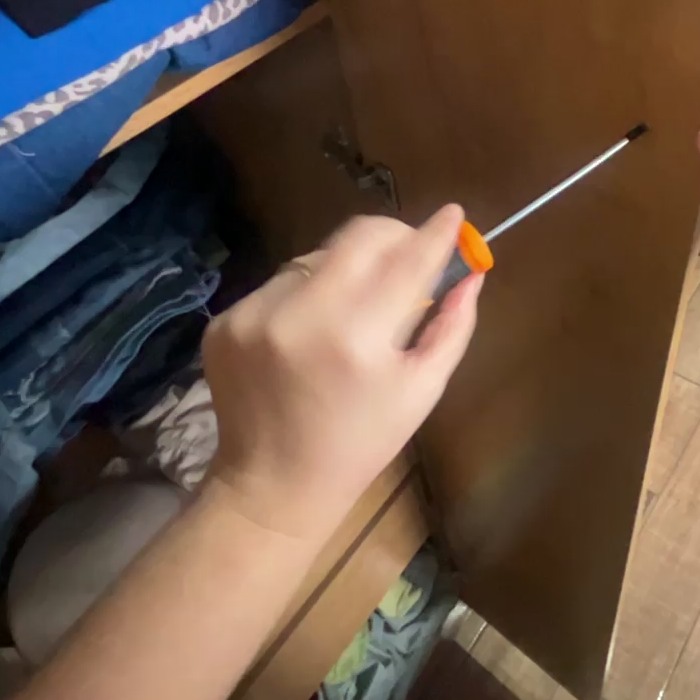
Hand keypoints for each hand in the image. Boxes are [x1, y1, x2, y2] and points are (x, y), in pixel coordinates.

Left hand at [201, 206, 481, 539]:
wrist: (271, 486)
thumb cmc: (362, 441)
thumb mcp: (423, 389)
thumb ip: (453, 325)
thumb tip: (473, 273)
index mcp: (358, 338)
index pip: (408, 261)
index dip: (436, 234)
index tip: (453, 213)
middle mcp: (302, 314)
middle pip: (360, 235)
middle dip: (394, 235)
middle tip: (410, 252)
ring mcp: (255, 313)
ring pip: (320, 256)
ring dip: (349, 267)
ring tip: (356, 308)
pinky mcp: (226, 319)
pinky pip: (283, 281)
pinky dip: (309, 292)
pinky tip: (312, 330)